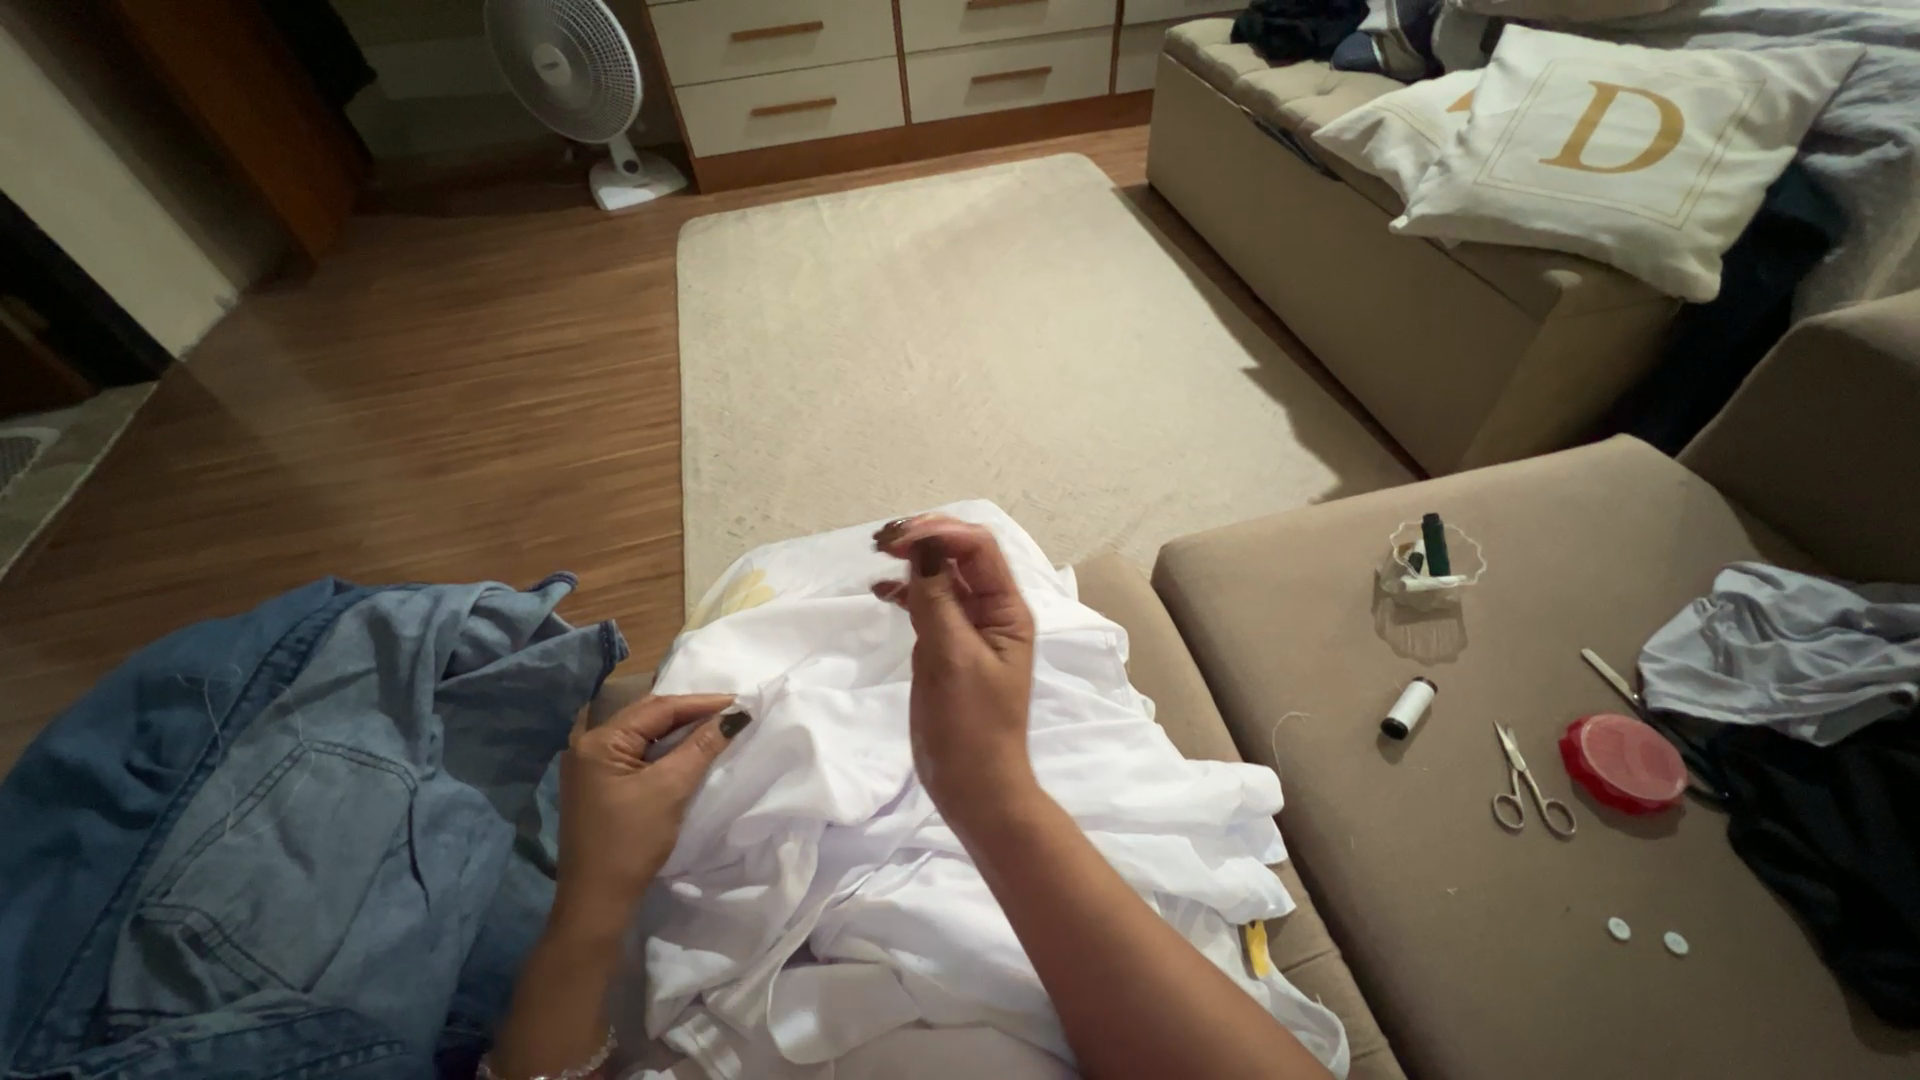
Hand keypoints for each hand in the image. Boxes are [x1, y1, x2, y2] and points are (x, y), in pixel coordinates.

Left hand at [550, 693, 745, 936]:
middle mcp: (588, 745)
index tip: (739, 702)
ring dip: (679, 728)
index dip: (702, 703)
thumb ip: (702, 746)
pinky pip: (637, 750)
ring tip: (715, 724)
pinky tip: (687, 746)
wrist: (597, 900)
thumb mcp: (671, 788)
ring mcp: (590, 764)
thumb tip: (735, 715)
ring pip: (643, 732)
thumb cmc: (631, 841)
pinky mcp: (598, 782)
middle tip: (730, 710)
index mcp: (599, 741)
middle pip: (648, 715)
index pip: (659, 708)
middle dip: (690, 711)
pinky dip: (664, 746)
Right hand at [873, 516, 1037, 818]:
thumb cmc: (971, 726)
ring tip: (877, 553)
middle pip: (961, 554)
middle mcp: (991, 611)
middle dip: (925, 538)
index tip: (897, 539)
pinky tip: (880, 591)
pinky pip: (927, 604)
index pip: (978, 548)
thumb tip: (923, 547)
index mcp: (1007, 610)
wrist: (973, 785)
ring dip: (913, 560)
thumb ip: (937, 601)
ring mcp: (968, 627)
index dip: (939, 532)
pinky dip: (905, 591)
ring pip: (942, 575)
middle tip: (881, 540)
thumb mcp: (952, 659)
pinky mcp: (946, 645)